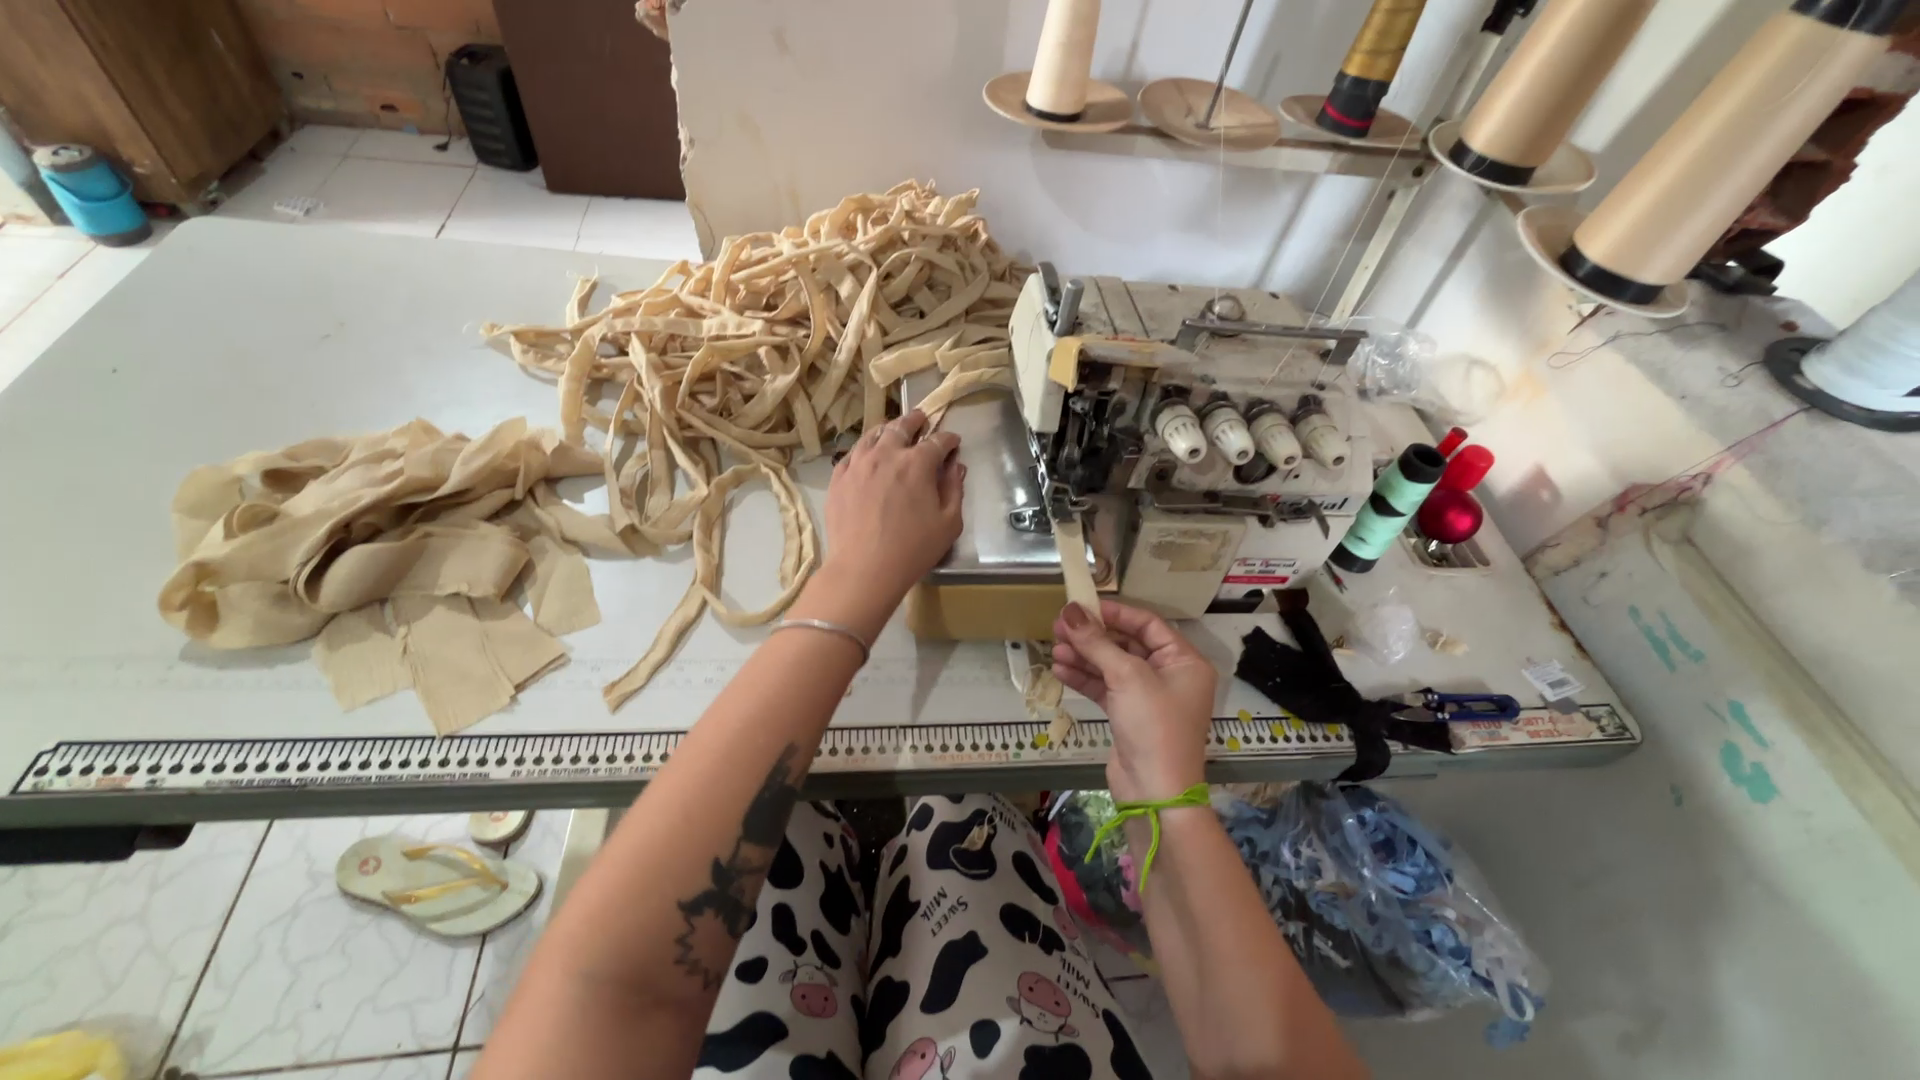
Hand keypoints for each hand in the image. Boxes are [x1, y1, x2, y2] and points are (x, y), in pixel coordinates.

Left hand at [797, 410, 963, 638]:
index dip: (948, 439)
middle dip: (915, 420)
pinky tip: (867, 454)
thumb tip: (955, 467)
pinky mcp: (838, 478)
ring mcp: (858, 464)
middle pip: (901, 426)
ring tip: (893, 430)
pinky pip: (852, 453)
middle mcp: (886, 454)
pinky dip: (865, 448)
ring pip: (873, 435)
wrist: (863, 569)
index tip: (953, 443)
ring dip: (888, 429)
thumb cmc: (913, 549)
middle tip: (921, 419)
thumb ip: (954, 489)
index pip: (937, 441)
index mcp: (917, 463)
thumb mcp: (948, 523)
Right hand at [1052, 599, 1214, 801]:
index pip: (1148, 625)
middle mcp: (1170, 675)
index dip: (1115, 614)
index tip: (1083, 606)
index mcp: (1184, 661)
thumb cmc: (1153, 725)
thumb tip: (1070, 611)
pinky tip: (1060, 669)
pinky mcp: (1129, 716)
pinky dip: (1084, 679)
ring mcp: (1148, 697)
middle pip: (1127, 644)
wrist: (1155, 791)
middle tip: (1059, 625)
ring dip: (1084, 657)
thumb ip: (1096, 643)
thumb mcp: (1127, 677)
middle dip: (1093, 636)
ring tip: (1054, 647)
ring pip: (1112, 667)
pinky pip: (1105, 688)